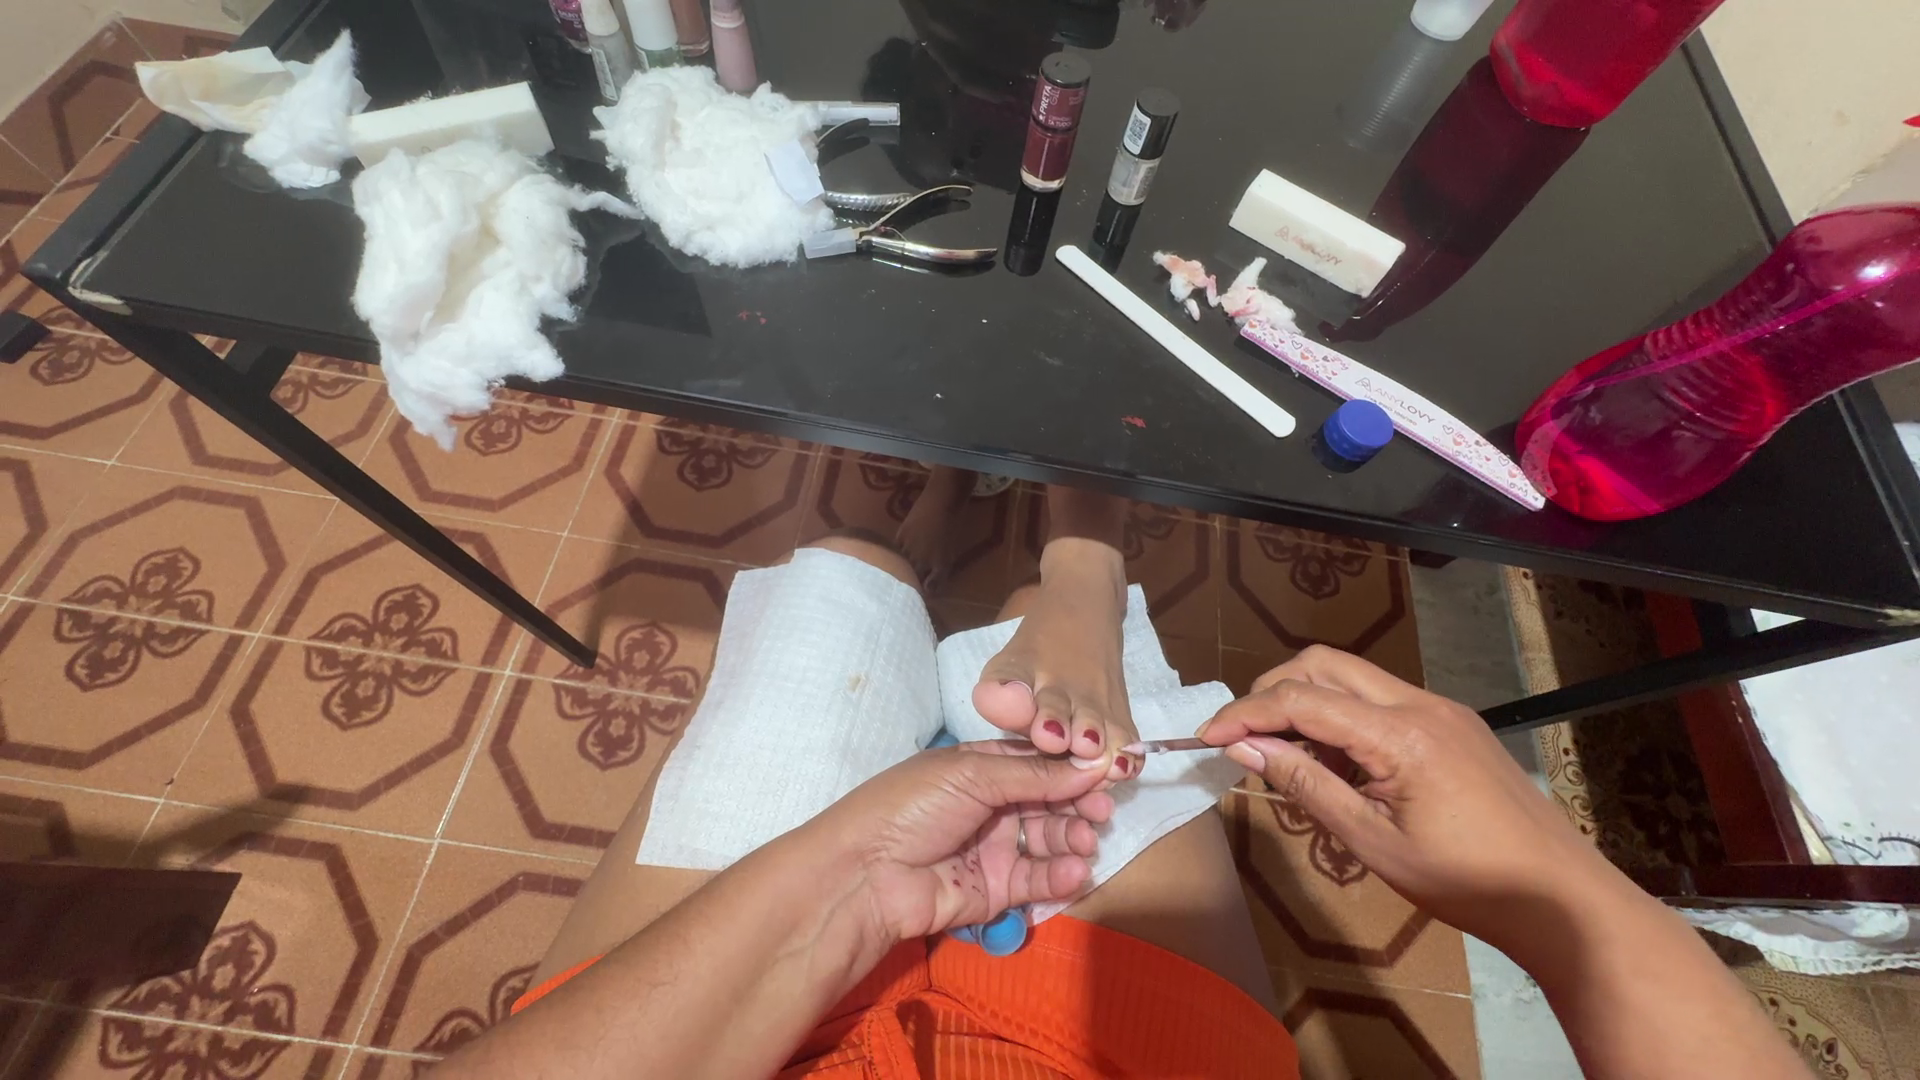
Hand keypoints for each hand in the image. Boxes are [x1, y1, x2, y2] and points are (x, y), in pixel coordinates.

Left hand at [802, 742, 1114, 943]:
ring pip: (1048, 840)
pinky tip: (1074, 870)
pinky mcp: (996, 889)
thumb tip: (1092, 764)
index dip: (1072, 767)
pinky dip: (1060, 875)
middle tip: (1102, 810)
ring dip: (1073, 839)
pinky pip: (1036, 879)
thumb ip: (1033, 773)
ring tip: (1088, 841)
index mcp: (982, 766)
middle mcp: (992, 804)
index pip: (1038, 762)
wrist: (867, 874)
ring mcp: (994, 847)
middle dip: (1078, 804)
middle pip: (1049, 801)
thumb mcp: (970, 773)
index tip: (1108, 770)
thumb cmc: (913, 804)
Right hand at [1197, 646, 1631, 953]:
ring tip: (1288, 751)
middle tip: (1246, 735)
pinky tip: (1337, 759)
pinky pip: (1377, 697)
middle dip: (1272, 690)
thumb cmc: (1466, 882)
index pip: (1301, 700)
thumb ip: (1304, 783)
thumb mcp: (1372, 842)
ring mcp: (1439, 708)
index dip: (1245, 713)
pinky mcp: (1451, 721)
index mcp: (1401, 735)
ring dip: (1305, 698)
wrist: (1567, 902)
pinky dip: (1339, 713)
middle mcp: (1419, 703)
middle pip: (1322, 664)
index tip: (1207, 737)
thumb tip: (1243, 747)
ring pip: (1349, 674)